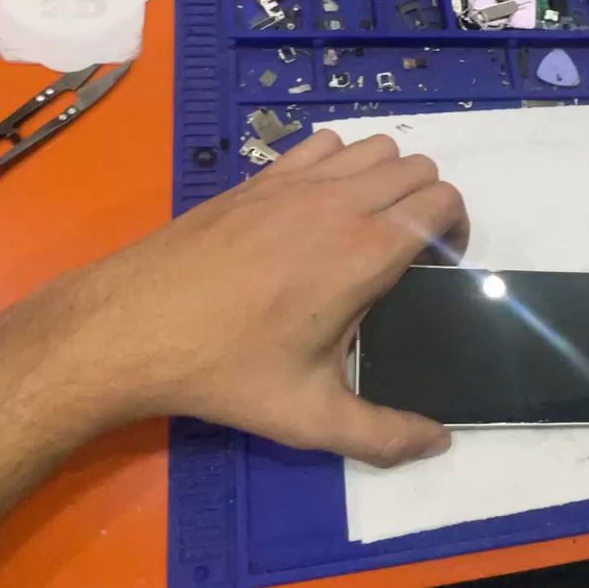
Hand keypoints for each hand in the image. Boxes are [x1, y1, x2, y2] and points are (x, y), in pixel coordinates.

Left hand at [39, 131, 465, 466]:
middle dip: (430, 202)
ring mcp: (298, 181)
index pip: (443, 201)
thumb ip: (385, 436)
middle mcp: (341, 202)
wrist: (132, 326)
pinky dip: (341, 162)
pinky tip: (319, 203)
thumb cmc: (227, 368)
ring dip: (390, 177)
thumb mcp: (310, 417)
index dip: (456, 228)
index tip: (439, 264)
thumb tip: (441, 443)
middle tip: (410, 249)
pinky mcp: (262, 176)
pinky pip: (326, 144)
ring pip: (376, 147)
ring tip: (369, 222)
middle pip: (418, 167)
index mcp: (366, 252)